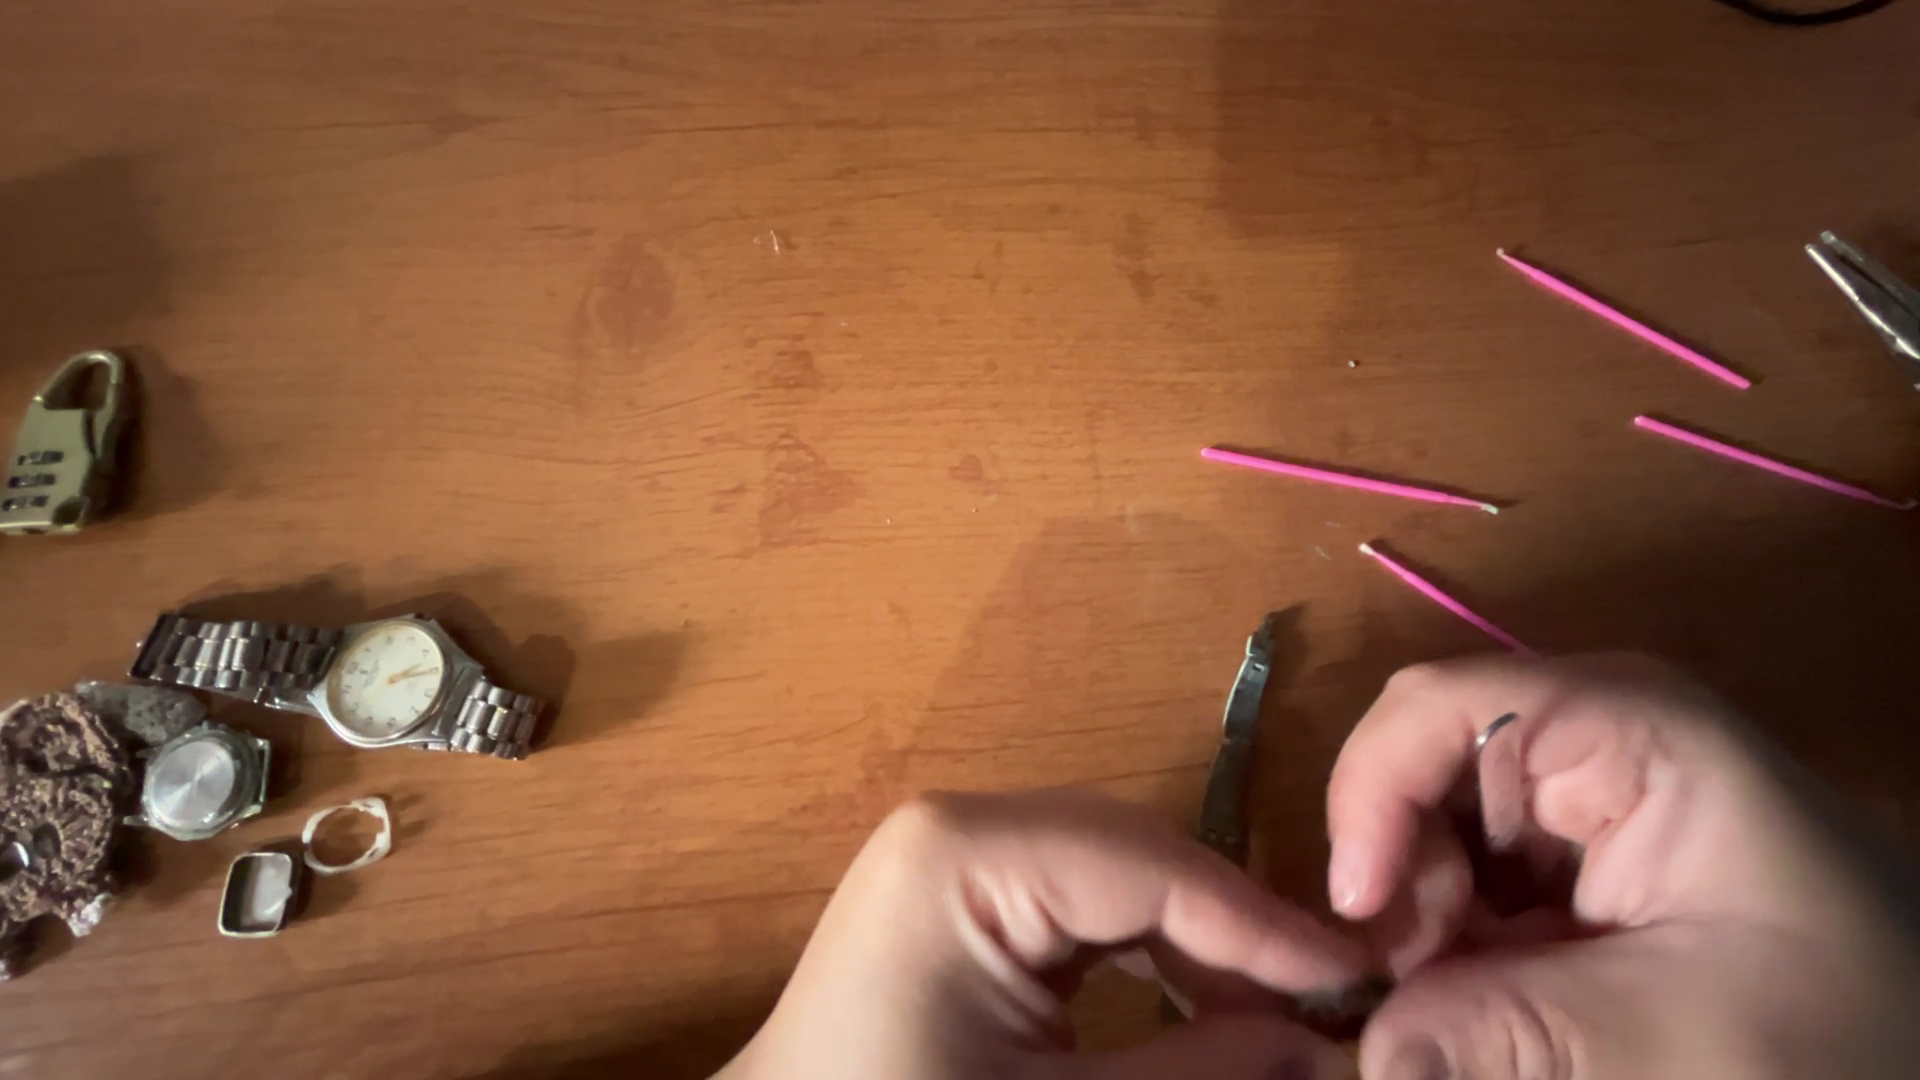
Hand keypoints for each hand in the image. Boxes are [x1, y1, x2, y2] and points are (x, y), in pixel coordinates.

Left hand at [715, 789, 1371, 1079]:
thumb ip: (1197, 1071)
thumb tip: (1322, 1043)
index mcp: (965, 854)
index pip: (1142, 861)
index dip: (1255, 919)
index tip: (1354, 973)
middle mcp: (960, 822)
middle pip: (1131, 850)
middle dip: (1227, 924)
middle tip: (1322, 998)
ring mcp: (955, 843)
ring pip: (1112, 865)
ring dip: (1191, 933)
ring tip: (1271, 1007)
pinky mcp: (961, 877)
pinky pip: (1076, 889)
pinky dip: (1141, 937)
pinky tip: (1192, 993)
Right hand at [1327, 654, 1919, 1079]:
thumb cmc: (1851, 1036)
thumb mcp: (1695, 1045)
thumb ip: (1520, 1038)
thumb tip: (1376, 1062)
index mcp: (1619, 721)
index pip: (1435, 704)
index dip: (1372, 789)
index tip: (1359, 907)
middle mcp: (1575, 728)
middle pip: (1414, 763)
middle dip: (1399, 871)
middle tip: (1415, 977)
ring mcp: (1560, 780)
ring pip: (1417, 818)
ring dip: (1417, 910)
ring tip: (1467, 991)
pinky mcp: (1548, 835)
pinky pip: (1448, 860)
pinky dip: (1441, 926)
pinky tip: (1488, 980)